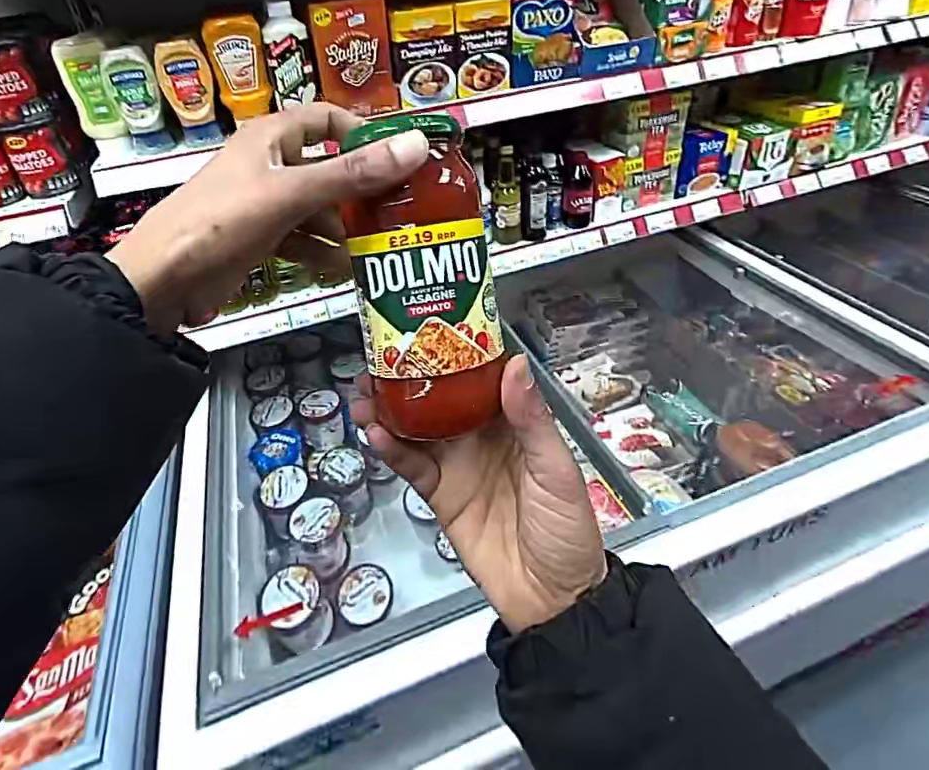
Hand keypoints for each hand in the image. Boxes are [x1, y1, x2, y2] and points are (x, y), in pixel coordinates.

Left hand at [108, 103, 427, 331]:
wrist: (162, 282)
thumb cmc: (222, 223)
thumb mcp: (290, 194)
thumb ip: (352, 173)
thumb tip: (417, 145)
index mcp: (271, 138)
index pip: (328, 120)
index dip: (364, 134)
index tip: (399, 159)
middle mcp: (270, 164)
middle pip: (329, 168)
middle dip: (361, 191)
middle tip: (401, 211)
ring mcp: (265, 203)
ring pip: (319, 207)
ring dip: (345, 227)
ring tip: (378, 245)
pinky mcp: (261, 237)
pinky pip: (303, 237)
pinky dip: (322, 250)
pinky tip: (343, 267)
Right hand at [353, 356, 607, 633]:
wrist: (551, 599)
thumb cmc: (565, 528)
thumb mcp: (556, 469)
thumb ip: (532, 419)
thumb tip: (513, 363)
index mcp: (510, 421)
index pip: (478, 376)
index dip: (453, 351)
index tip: (427, 329)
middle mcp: (478, 434)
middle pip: (437, 397)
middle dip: (407, 377)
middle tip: (377, 359)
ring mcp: (455, 463)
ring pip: (415, 427)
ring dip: (388, 408)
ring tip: (363, 391)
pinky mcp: (438, 493)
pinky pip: (410, 465)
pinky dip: (390, 449)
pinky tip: (375, 433)